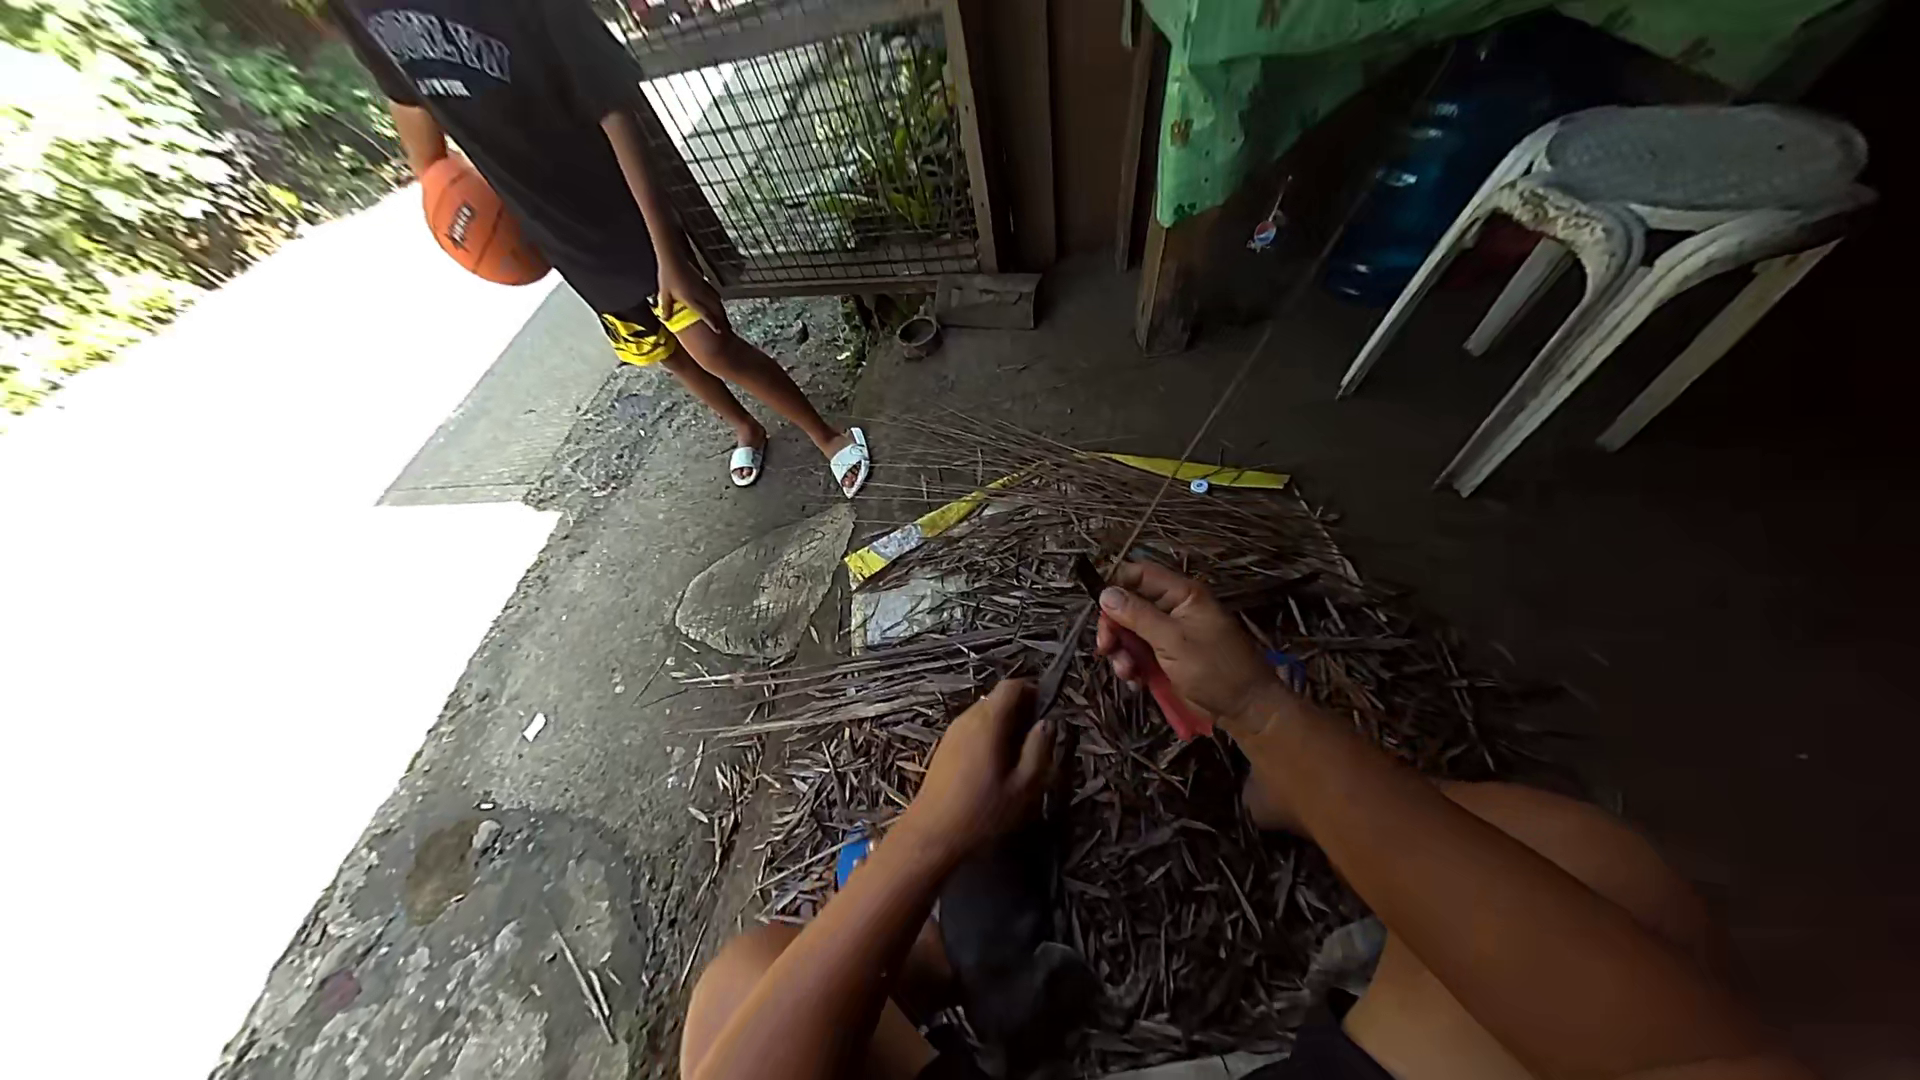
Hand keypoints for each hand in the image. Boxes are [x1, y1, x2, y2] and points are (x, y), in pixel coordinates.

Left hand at [657, 255, 728, 332]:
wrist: (673, 258)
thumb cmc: (668, 276)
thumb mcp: (664, 293)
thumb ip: (666, 307)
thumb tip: (665, 319)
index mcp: (691, 299)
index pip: (704, 314)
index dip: (712, 323)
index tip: (719, 331)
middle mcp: (700, 295)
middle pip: (715, 309)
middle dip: (721, 318)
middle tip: (725, 326)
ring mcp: (703, 288)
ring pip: (716, 301)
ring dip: (720, 309)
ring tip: (722, 316)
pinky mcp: (704, 282)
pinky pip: (714, 293)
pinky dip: (717, 300)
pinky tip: (717, 301)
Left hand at [896, 680, 1054, 864]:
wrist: (932, 834)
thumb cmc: (983, 812)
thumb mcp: (1024, 786)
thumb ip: (1039, 749)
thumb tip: (1048, 722)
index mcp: (988, 721)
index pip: (1011, 686)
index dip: (1033, 690)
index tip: (1048, 710)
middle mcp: (968, 718)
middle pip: (998, 698)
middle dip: (1021, 710)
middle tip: (1038, 738)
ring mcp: (953, 731)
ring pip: (985, 713)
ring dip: (1005, 724)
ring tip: (1020, 755)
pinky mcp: (945, 746)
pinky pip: (973, 728)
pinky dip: (989, 735)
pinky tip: (996, 764)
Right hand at [1095, 560, 1288, 737]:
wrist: (1244, 708)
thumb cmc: (1214, 668)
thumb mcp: (1172, 640)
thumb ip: (1137, 615)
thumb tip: (1105, 593)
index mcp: (1181, 594)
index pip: (1139, 574)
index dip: (1115, 586)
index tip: (1098, 608)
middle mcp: (1173, 609)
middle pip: (1128, 605)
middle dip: (1114, 626)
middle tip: (1105, 647)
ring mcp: (1168, 634)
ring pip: (1129, 632)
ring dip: (1121, 651)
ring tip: (1126, 671)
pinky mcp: (1165, 656)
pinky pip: (1137, 653)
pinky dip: (1131, 665)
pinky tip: (1135, 680)